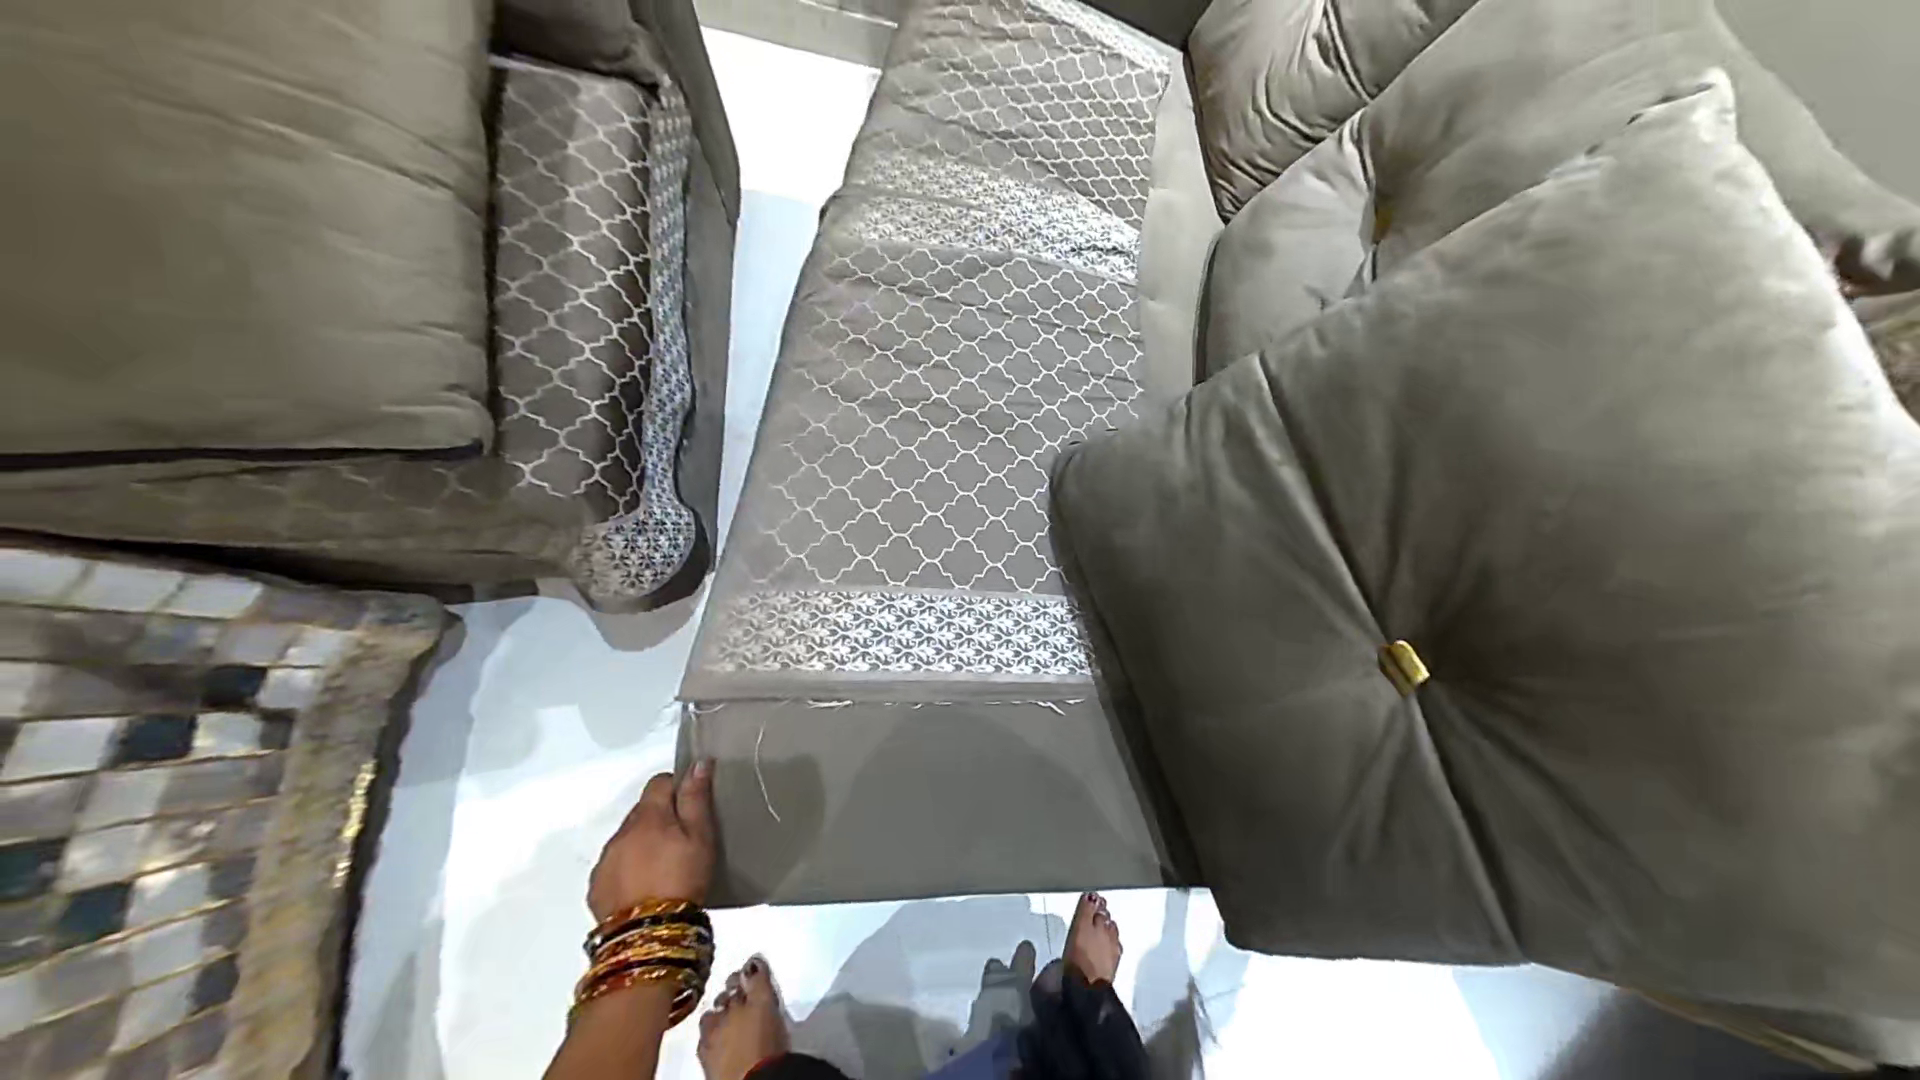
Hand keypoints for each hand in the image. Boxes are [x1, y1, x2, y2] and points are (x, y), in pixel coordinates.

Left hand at [588, 760, 715, 919]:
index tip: (692, 807)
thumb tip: (698, 762)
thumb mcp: (701, 836)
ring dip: (643, 844)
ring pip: (627, 839)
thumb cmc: (682, 878)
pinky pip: (614, 866)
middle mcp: (620, 833)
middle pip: (642, 811)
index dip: (677, 788)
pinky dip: (628, 869)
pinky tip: (645, 886)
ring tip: (664, 867)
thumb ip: (696, 798)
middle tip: (683, 841)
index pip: (659, 782)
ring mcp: (604, 862)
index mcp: (647, 816)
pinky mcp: (596, 889)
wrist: (647, 936)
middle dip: (661, 818)